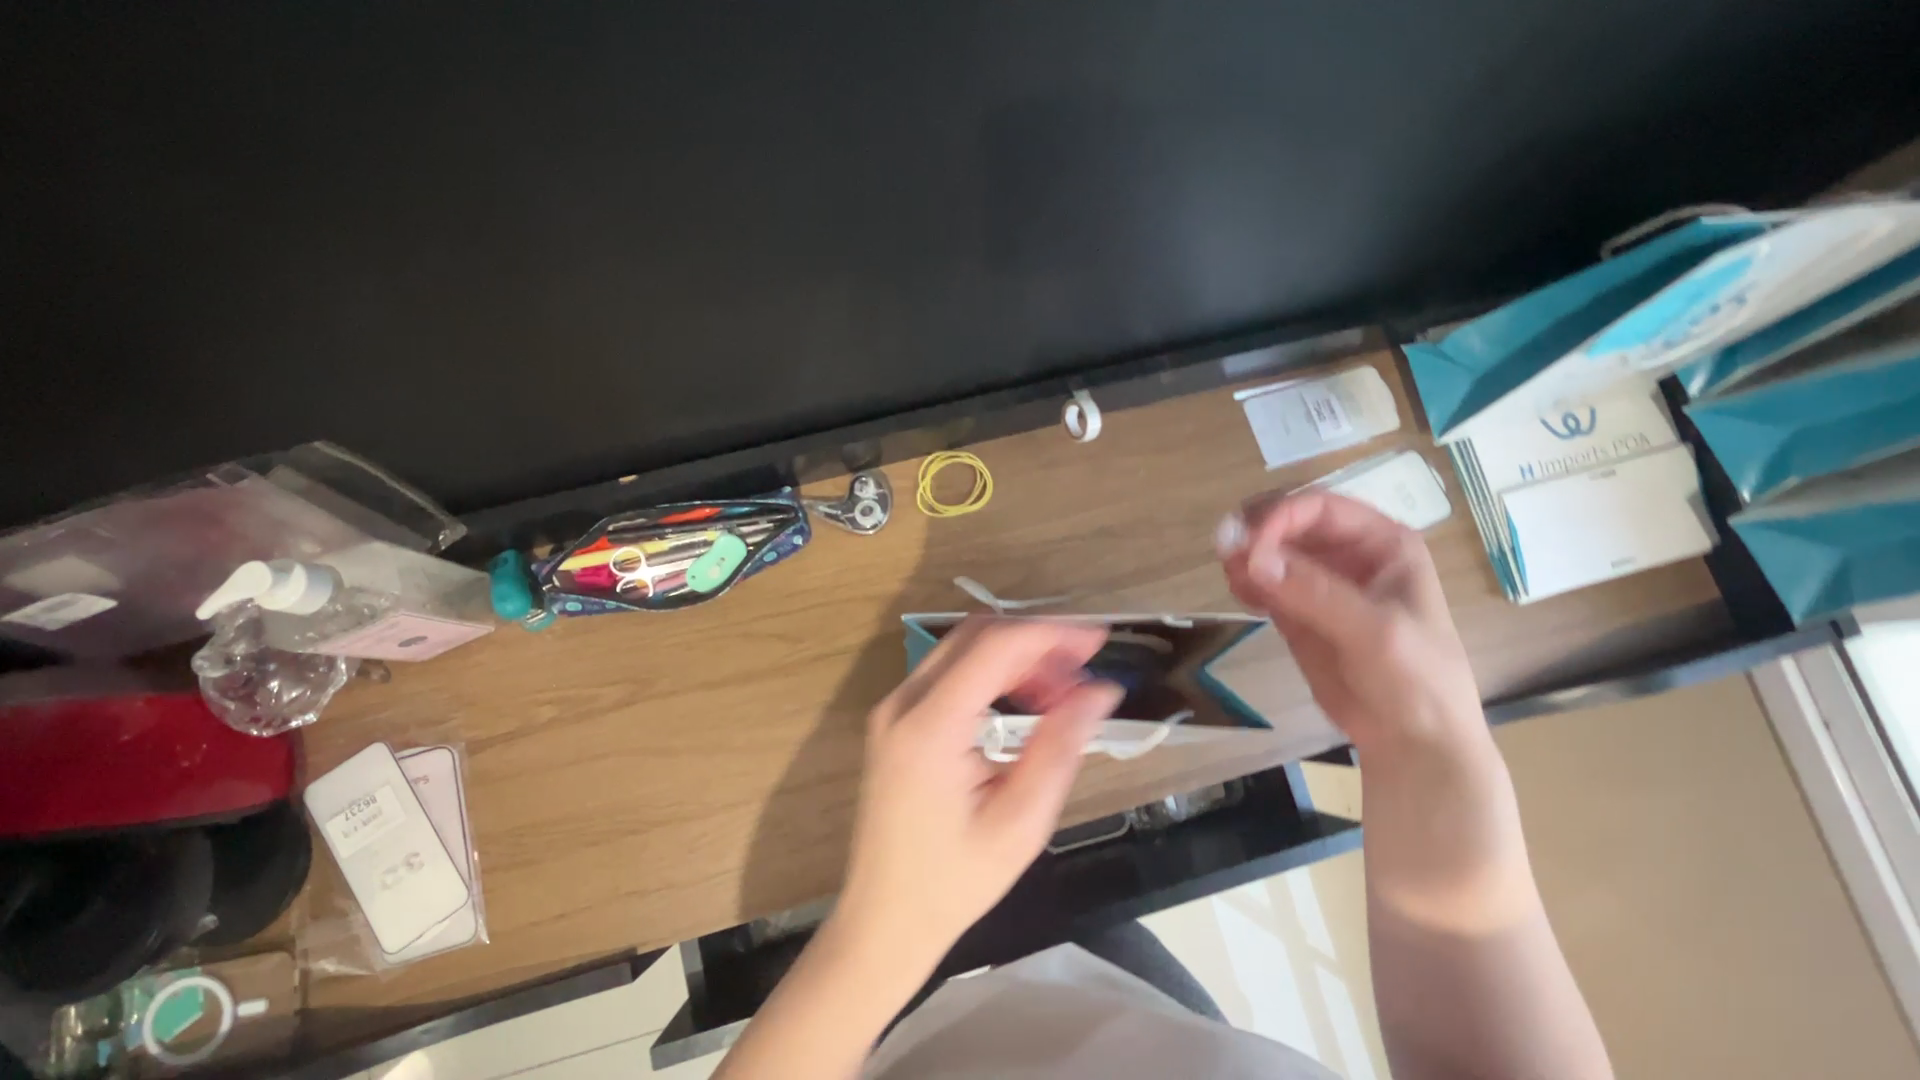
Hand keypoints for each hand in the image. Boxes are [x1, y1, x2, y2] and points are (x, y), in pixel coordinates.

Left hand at [829, 618, 1124, 969]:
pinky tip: (1024, 705)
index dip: (1051, 633)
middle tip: (1083, 670)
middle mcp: (902, 704)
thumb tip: (1100, 691)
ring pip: (961, 651)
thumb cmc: (954, 881)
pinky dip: (990, 676)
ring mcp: (892, 711)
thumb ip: (1060, 746)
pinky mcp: (894, 724)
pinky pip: (947, 676)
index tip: (1098, 641)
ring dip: (1014, 658)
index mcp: (930, 725)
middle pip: (975, 637)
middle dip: (1036, 642)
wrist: (885, 919)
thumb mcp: (1021, 821)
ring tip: (1061, 693)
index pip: (995, 646)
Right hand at [1215, 491, 1483, 753]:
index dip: (1282, 516)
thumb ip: (1315, 593)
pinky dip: (1247, 582)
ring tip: (1231, 576)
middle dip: (1256, 531)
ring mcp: (1321, 584)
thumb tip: (1252, 558)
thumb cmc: (1416, 678)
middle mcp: (1349, 554)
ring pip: (1271, 552)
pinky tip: (1239, 594)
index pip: (1321, 508)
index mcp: (1383, 542)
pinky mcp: (1298, 613)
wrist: (1415, 740)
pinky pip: (1264, 585)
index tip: (1249, 543)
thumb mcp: (1374, 631)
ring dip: (1246, 556)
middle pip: (1290, 523)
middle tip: (1226, 550)